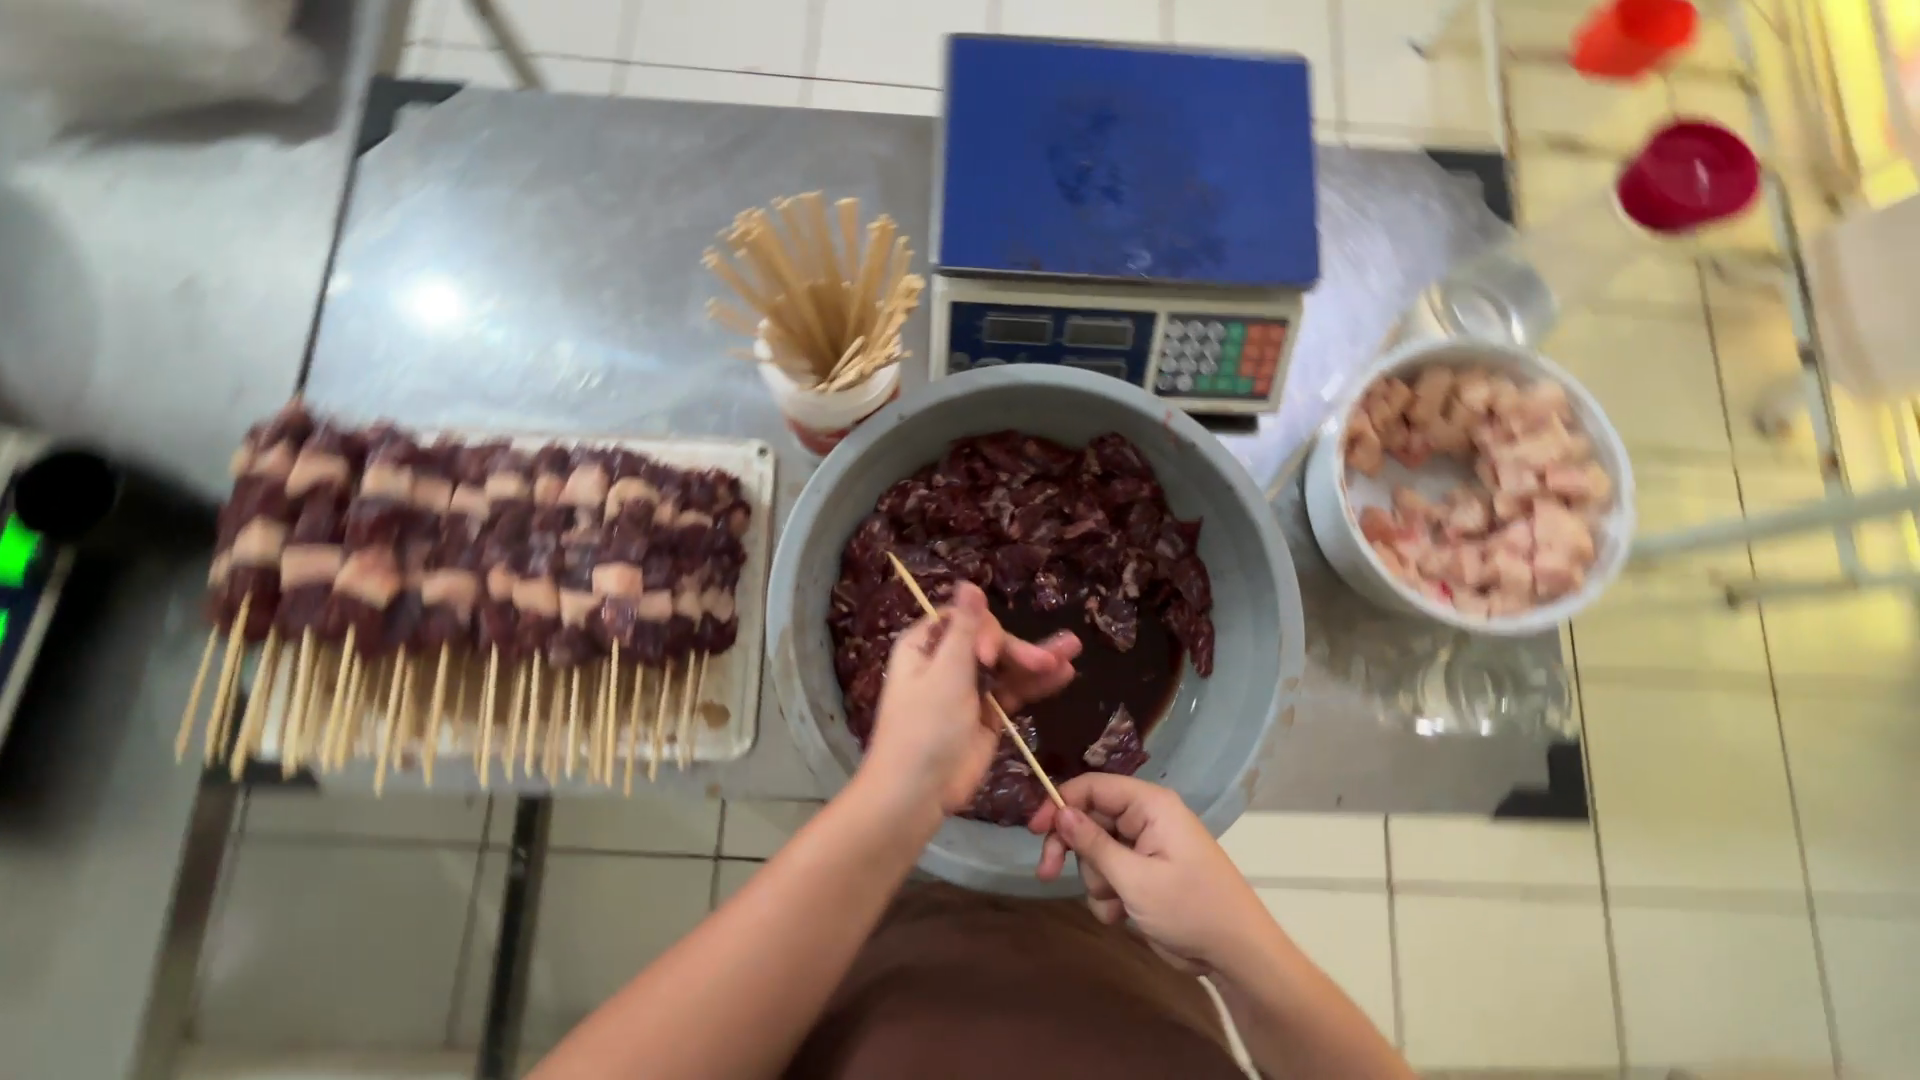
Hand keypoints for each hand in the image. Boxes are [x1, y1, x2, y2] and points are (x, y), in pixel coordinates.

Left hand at [861, 583, 1077, 815]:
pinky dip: (1037, 684)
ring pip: (1006, 666)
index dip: (984, 629)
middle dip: (1018, 649)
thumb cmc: (923, 728)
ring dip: (1037, 659)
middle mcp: (946, 663)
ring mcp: (968, 690)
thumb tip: (968, 583)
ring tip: (1073, 649)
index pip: (961, 618)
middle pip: (990, 641)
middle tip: (1046, 661)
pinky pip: (1014, 692)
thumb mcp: (945, 674)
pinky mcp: (987, 716)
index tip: (989, 654)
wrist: (917, 792)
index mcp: (924, 647)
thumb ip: (964, 629)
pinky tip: (1065, 673)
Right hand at [1028, 773, 1272, 975]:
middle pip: (1089, 819)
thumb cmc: (1191, 908)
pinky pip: (1109, 875)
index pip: (1093, 786)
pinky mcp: (1145, 875)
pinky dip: (1108, 896)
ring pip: (1095, 852)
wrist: (1237, 955)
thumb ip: (1094, 843)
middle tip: (1047, 875)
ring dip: (1096, 881)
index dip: (1060, 802)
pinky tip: (1123, 915)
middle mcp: (1146, 819)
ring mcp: (1146, 848)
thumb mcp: (1135, 878)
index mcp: (1150, 805)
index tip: (1034, 830)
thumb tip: (1059, 811)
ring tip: (1116, 904)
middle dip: (1073, 851)